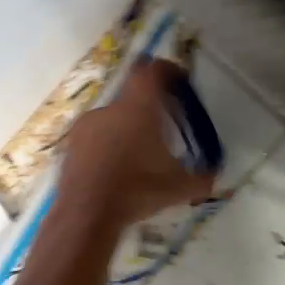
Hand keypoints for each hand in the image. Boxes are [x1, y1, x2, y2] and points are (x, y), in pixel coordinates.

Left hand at [59, 59, 217, 228]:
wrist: (86, 214)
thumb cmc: (137, 191)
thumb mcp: (178, 188)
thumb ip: (201, 179)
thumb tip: (214, 177)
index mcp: (138, 107)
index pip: (153, 70)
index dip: (168, 70)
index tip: (180, 81)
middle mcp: (110, 108)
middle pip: (133, 94)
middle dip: (150, 107)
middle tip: (164, 128)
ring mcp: (86, 125)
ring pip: (114, 118)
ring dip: (128, 128)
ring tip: (139, 156)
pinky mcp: (71, 145)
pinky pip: (96, 137)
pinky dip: (109, 146)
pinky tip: (117, 171)